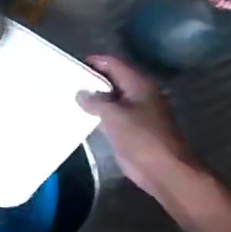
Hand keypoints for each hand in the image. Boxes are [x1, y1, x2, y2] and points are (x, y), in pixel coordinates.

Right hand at [76, 55, 203, 201]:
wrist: (163, 169)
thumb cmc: (141, 138)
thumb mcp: (114, 115)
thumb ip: (95, 101)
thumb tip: (81, 93)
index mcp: (139, 84)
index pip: (114, 64)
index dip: (94, 61)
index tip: (73, 64)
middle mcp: (140, 93)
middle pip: (114, 79)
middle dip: (93, 80)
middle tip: (68, 81)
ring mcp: (138, 112)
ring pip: (113, 99)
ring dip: (95, 99)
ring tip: (71, 98)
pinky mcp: (134, 129)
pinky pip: (114, 116)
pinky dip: (100, 115)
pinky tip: (83, 118)